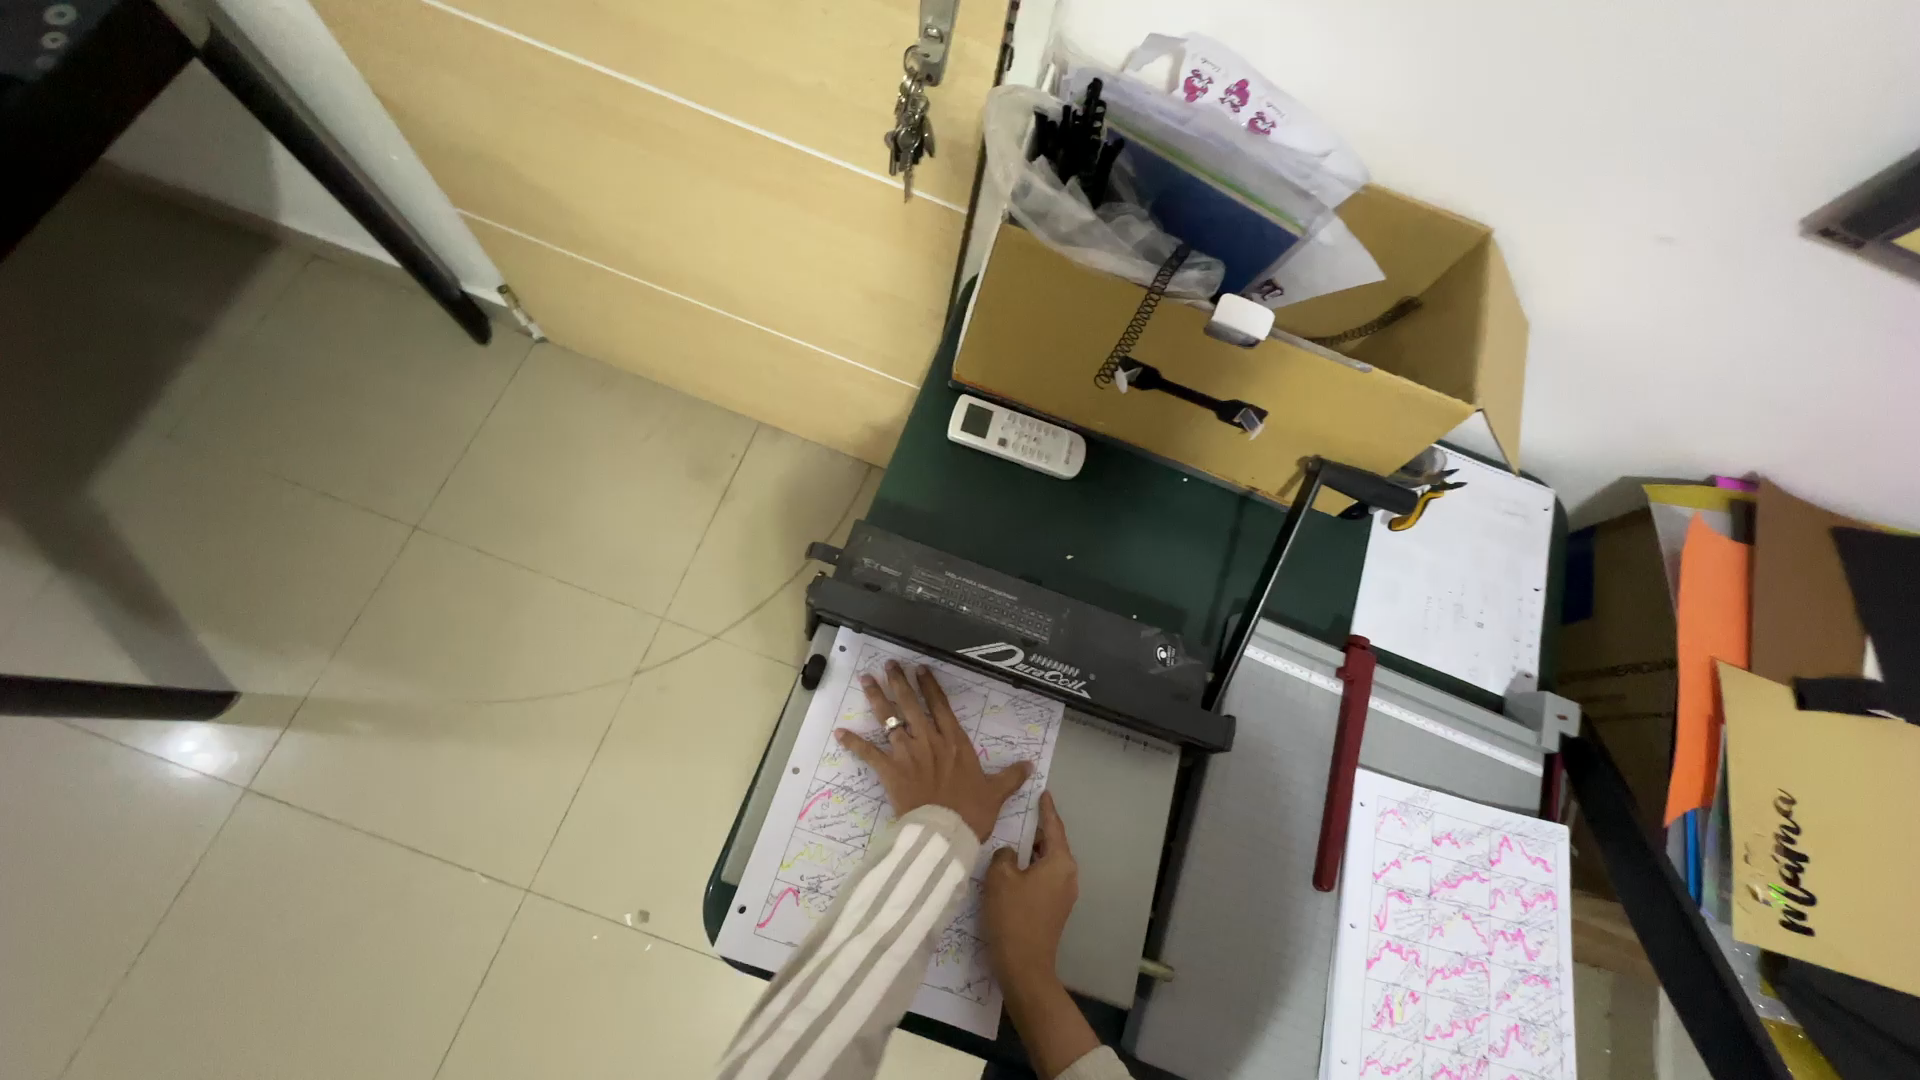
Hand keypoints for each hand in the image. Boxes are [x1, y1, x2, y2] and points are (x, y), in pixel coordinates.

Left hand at [835, 660, 1031, 842]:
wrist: (946, 834)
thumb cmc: (972, 812)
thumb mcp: (997, 793)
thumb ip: (1011, 776)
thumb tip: (1031, 765)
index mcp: (954, 742)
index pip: (940, 705)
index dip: (930, 686)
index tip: (920, 669)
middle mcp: (929, 741)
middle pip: (912, 704)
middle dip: (900, 682)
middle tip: (890, 665)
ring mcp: (908, 753)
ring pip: (890, 720)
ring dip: (877, 699)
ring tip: (867, 680)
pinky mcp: (890, 771)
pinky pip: (868, 754)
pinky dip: (853, 743)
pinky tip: (839, 732)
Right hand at [984, 791, 1077, 990]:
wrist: (1024, 967)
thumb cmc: (1013, 916)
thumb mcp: (1001, 877)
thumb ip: (1005, 854)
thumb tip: (1011, 854)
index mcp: (1060, 862)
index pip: (1054, 826)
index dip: (1046, 808)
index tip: (1044, 792)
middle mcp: (1068, 875)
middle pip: (1052, 843)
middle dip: (1037, 830)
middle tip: (1020, 813)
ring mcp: (1064, 894)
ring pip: (1047, 862)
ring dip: (1032, 851)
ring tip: (1012, 839)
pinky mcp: (1055, 909)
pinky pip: (1044, 877)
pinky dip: (1031, 868)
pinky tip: (1013, 869)